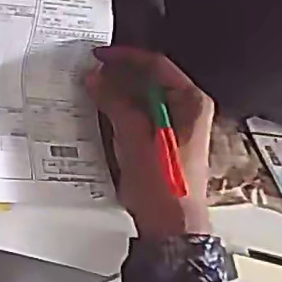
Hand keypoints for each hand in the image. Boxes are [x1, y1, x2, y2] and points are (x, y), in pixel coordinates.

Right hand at [85, 46, 213, 237]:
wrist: (171, 226)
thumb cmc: (165, 186)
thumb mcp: (135, 138)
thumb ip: (115, 103)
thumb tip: (97, 79)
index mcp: (191, 103)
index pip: (157, 65)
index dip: (126, 57)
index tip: (100, 55)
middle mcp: (187, 111)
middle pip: (150, 80)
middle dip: (118, 74)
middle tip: (91, 71)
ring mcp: (175, 126)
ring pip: (142, 97)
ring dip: (117, 92)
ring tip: (91, 89)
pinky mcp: (162, 141)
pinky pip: (139, 115)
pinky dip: (119, 109)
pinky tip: (101, 111)